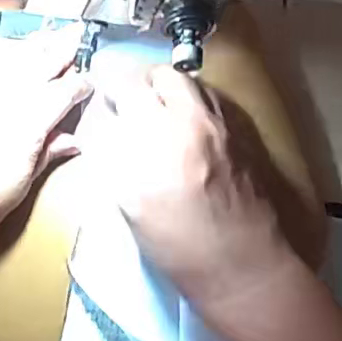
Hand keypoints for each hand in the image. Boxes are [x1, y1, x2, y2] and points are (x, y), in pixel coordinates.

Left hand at [0, 28, 91, 260]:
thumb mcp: (21, 184)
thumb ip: (46, 153)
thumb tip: (69, 141)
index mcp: (30, 120)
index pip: (65, 91)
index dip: (79, 85)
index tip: (87, 85)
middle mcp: (4, 97)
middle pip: (39, 61)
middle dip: (60, 47)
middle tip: (75, 34)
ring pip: (10, 55)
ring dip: (31, 45)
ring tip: (46, 35)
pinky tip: (2, 50)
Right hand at [88, 63, 307, 304]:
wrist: (241, 265)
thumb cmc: (174, 243)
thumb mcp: (128, 202)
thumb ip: (110, 157)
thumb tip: (101, 131)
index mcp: (159, 135)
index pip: (124, 88)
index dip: (106, 92)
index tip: (100, 106)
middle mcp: (193, 119)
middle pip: (161, 75)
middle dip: (139, 84)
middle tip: (126, 105)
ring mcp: (222, 125)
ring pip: (190, 84)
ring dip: (167, 90)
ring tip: (154, 115)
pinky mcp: (241, 136)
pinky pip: (210, 101)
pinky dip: (190, 104)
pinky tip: (182, 130)